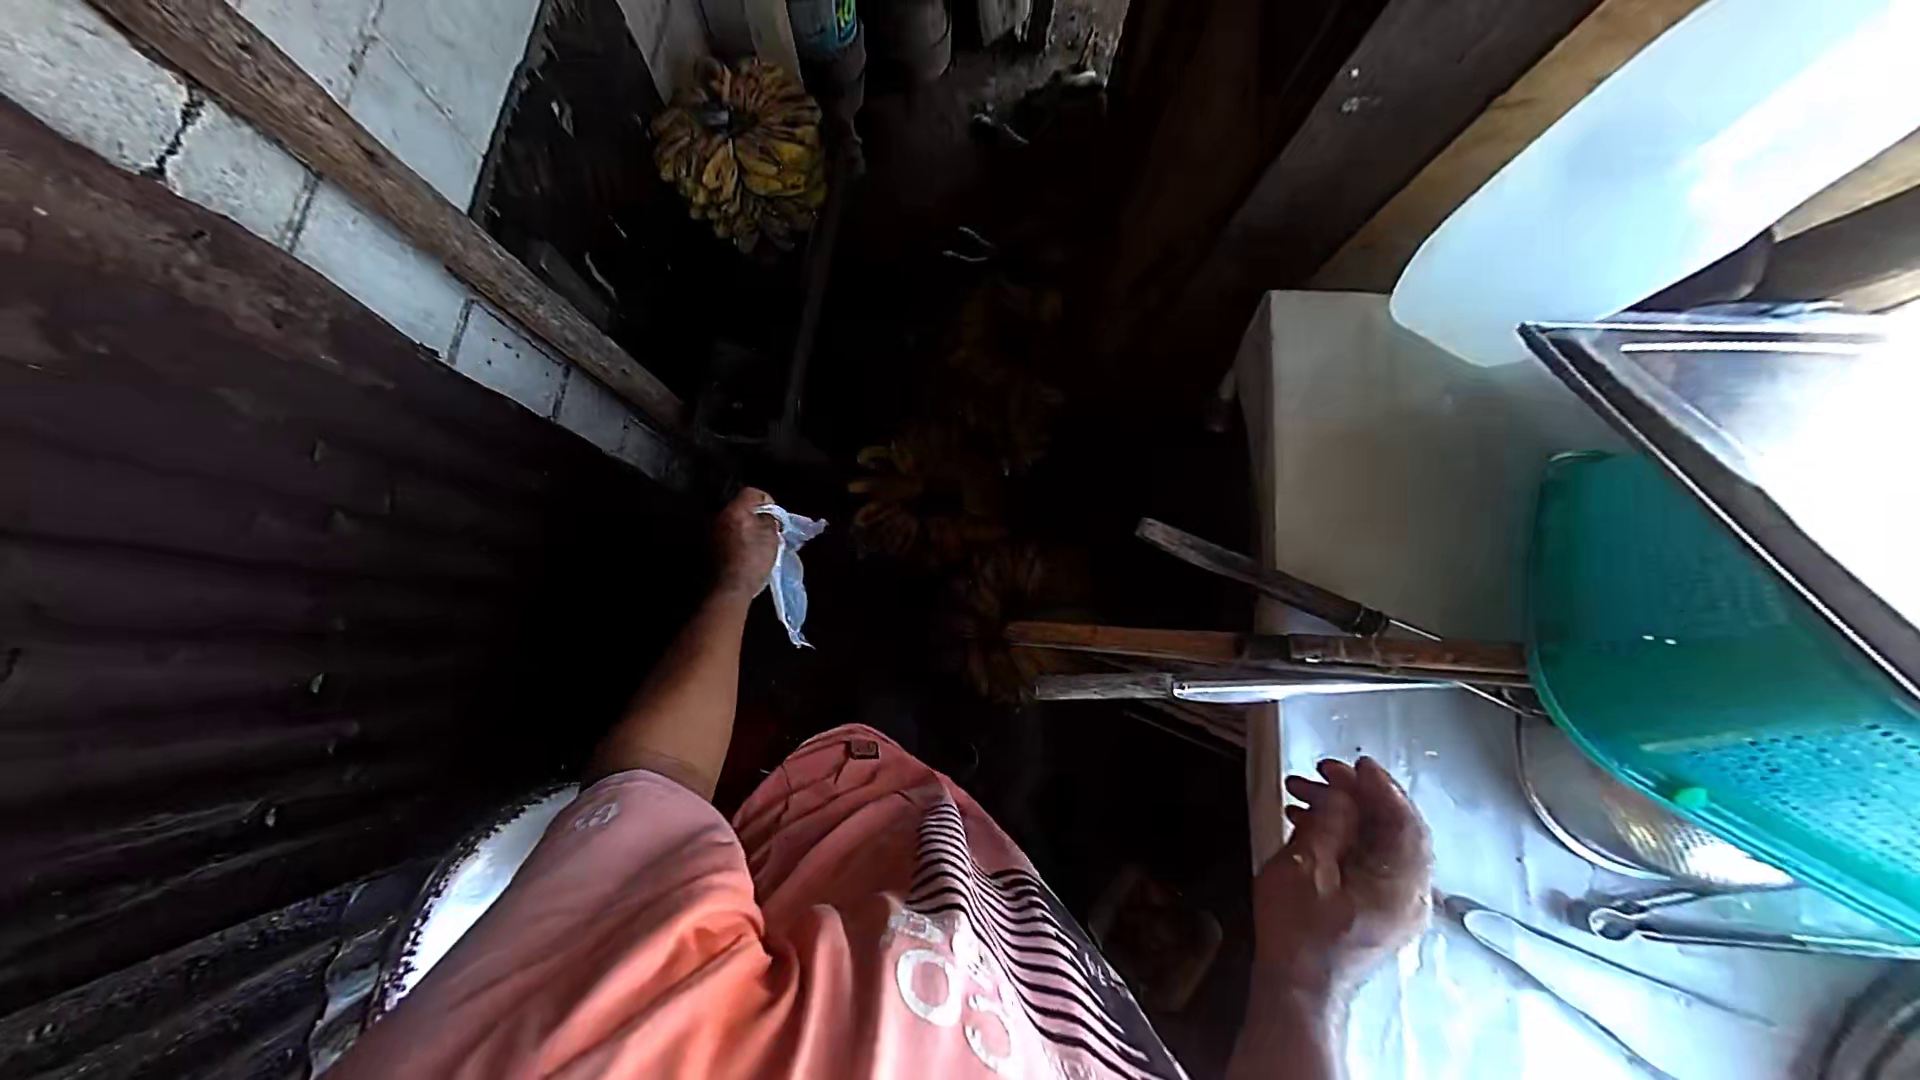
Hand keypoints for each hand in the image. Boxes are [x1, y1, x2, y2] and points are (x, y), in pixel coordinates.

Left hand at [712, 487, 779, 600]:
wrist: (730, 588)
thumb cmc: (753, 560)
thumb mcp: (771, 537)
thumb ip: (770, 519)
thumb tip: (768, 514)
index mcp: (734, 510)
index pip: (752, 492)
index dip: (767, 501)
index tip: (775, 516)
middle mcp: (719, 515)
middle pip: (740, 505)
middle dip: (755, 514)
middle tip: (768, 528)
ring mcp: (711, 530)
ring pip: (733, 519)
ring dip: (745, 525)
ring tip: (757, 540)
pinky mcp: (709, 544)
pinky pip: (726, 532)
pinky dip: (736, 536)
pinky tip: (745, 549)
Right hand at [1253, 757, 1431, 996]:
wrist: (1297, 986)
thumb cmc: (1297, 933)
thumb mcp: (1304, 867)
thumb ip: (1328, 824)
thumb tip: (1342, 796)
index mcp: (1398, 885)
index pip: (1404, 822)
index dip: (1381, 787)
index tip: (1357, 764)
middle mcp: (1408, 894)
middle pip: (1394, 829)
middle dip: (1356, 794)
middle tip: (1322, 772)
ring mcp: (1395, 903)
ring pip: (1379, 841)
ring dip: (1343, 811)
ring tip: (1302, 793)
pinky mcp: (1377, 908)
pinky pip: (1370, 858)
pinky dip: (1343, 833)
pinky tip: (1309, 822)